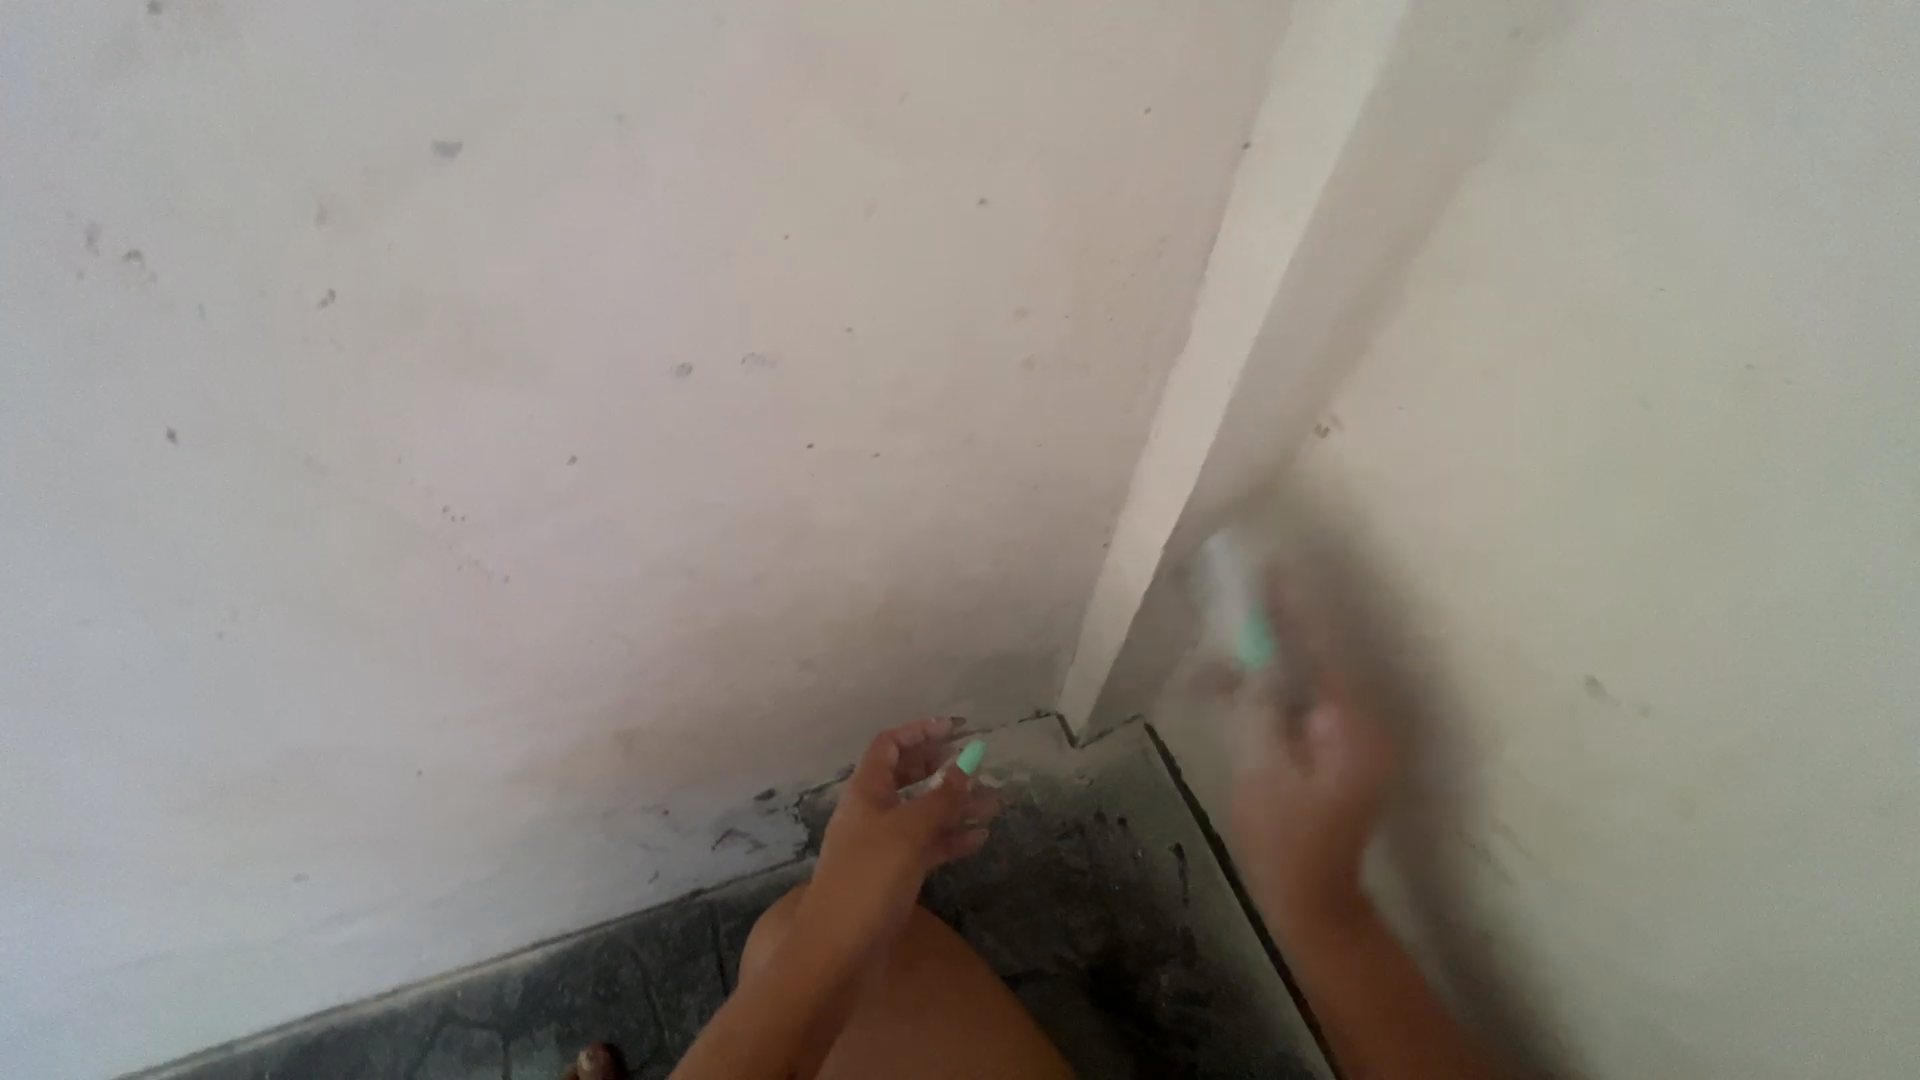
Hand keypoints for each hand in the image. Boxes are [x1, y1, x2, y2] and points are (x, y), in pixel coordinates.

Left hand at [798, 718, 999, 957]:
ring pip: (923, 813)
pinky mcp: (893, 876)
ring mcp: (883, 845)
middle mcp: (873, 812)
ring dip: (956, 806)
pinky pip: (927, 846)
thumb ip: (940, 798)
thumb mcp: (909, 831)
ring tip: (995, 803)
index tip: (956, 729)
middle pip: (907, 776)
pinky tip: (980, 838)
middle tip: (977, 764)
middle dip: (942, 768)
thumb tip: (966, 766)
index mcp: (866, 791)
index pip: (890, 745)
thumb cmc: (868, 879)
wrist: (838, 953)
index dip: (920, 732)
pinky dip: (951, 839)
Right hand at [1232, 579, 1398, 935]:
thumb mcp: (1261, 769)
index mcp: (1351, 727)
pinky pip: (1298, 705)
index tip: (1272, 569)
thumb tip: (1254, 657)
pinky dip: (1265, 696)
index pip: (1320, 651)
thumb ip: (1259, 705)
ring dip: (1259, 671)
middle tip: (1232, 604)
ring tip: (1211, 669)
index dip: (1291, 610)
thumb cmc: (1282, 840)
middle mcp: (1360, 723)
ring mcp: (1349, 737)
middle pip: (1312, 660)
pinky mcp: (1334, 747)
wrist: (1309, 898)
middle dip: (1268, 635)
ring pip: (1301, 683)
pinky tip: (1226, 693)